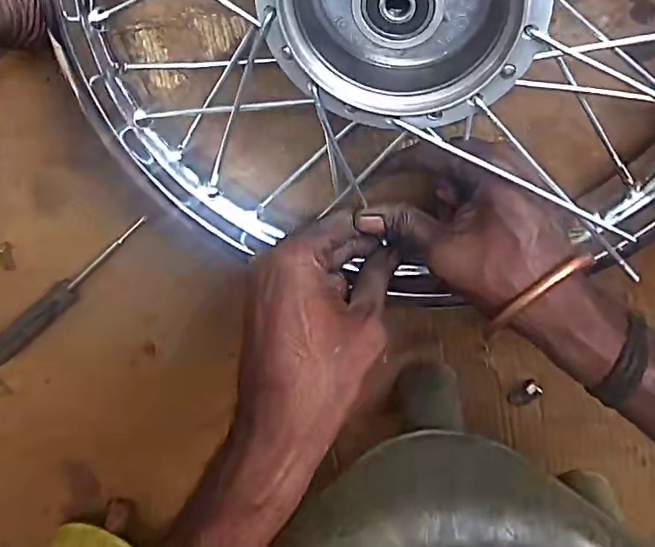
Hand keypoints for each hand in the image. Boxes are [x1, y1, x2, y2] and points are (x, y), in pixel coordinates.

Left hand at [236, 217, 396, 449]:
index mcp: (294, 258)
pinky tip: (348, 296)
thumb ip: (377, 277)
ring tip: (374, 274)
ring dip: (339, 266)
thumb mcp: (365, 323)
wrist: (277, 430)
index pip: (339, 225)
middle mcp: (270, 261)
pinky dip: (320, 281)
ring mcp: (260, 281)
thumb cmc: (321, 380)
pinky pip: (295, 277)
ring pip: (309, 259)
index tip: (394, 234)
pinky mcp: (259, 301)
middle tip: (389, 255)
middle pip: (322, 240)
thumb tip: (387, 255)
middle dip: (355, 248)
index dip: (370, 230)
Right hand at [354, 141, 579, 315]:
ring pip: (467, 171)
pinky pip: (486, 182)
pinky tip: (466, 226)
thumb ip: (405, 224)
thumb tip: (373, 215)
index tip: (383, 175)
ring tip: (445, 225)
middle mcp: (507, 160)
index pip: (432, 150)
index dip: (400, 163)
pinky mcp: (527, 190)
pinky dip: (469, 199)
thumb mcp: (445, 250)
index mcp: (488, 165)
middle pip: (449, 158)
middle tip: (413, 207)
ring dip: (449, 193)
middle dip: (428, 182)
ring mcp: (521, 173)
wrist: (555, 303)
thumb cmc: (507, 277)